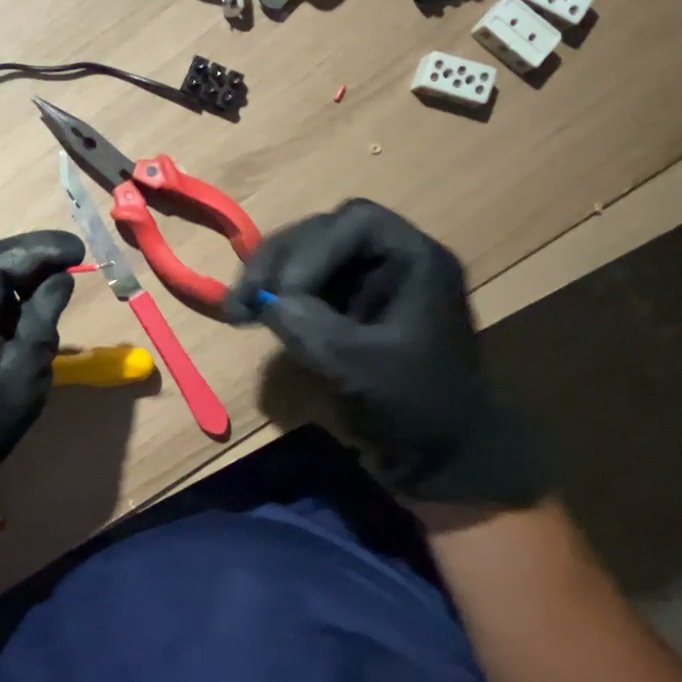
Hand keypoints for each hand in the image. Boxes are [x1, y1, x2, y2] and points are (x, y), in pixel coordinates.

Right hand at [224, 199, 545, 506]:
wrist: (442, 458)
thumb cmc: (416, 408)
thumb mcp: (360, 368)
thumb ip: (310, 327)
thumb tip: (264, 301)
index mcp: (417, 261)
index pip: (356, 223)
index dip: (311, 249)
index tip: (280, 293)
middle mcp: (394, 261)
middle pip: (325, 233)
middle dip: (280, 260)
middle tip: (241, 297)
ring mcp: (369, 285)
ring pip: (308, 257)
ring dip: (269, 276)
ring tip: (238, 308)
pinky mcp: (349, 311)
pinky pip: (305, 287)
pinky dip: (275, 296)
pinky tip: (252, 314)